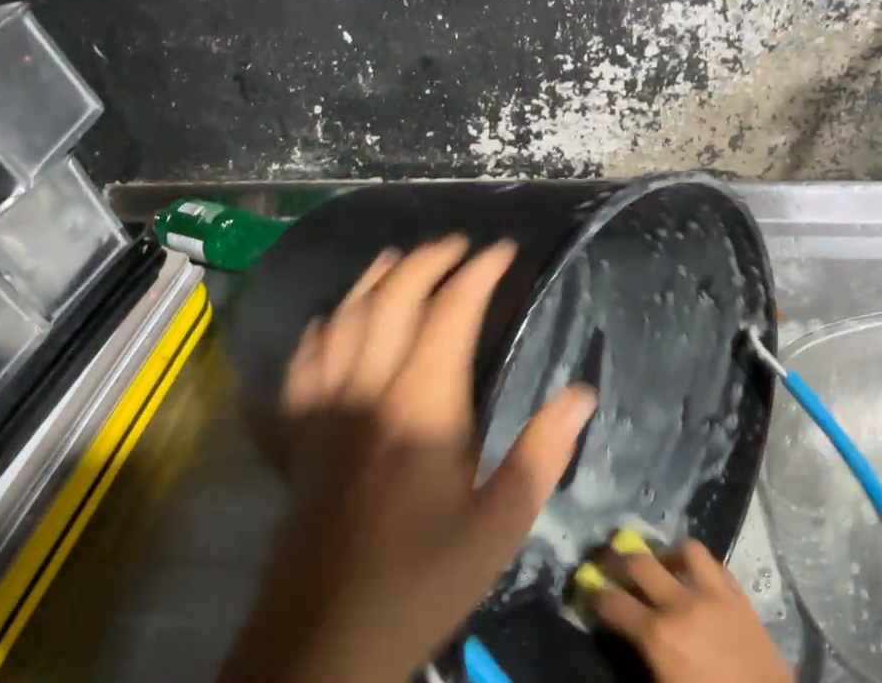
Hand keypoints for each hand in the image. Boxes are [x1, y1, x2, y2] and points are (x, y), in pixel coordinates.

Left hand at [223, 237, 597, 682]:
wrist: (324, 636)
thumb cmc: (421, 579)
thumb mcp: (498, 526)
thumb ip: (540, 454)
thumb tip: (581, 394)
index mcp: (422, 404)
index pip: (450, 312)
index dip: (477, 272)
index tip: (503, 250)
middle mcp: (369, 388)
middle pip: (392, 298)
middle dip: (427, 260)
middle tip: (458, 245)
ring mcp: (326, 407)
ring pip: (344, 318)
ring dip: (374, 280)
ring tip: (399, 259)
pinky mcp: (300, 432)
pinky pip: (306, 360)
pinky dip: (325, 327)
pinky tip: (333, 320)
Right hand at [589, 540, 792, 682]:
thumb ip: (640, 660)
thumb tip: (626, 636)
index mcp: (658, 636)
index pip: (613, 603)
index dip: (594, 595)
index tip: (587, 590)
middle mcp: (683, 605)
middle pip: (640, 564)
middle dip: (617, 561)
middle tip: (609, 562)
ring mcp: (715, 596)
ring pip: (685, 550)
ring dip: (667, 554)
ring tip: (662, 565)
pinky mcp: (741, 598)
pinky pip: (717, 566)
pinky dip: (702, 567)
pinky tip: (697, 579)